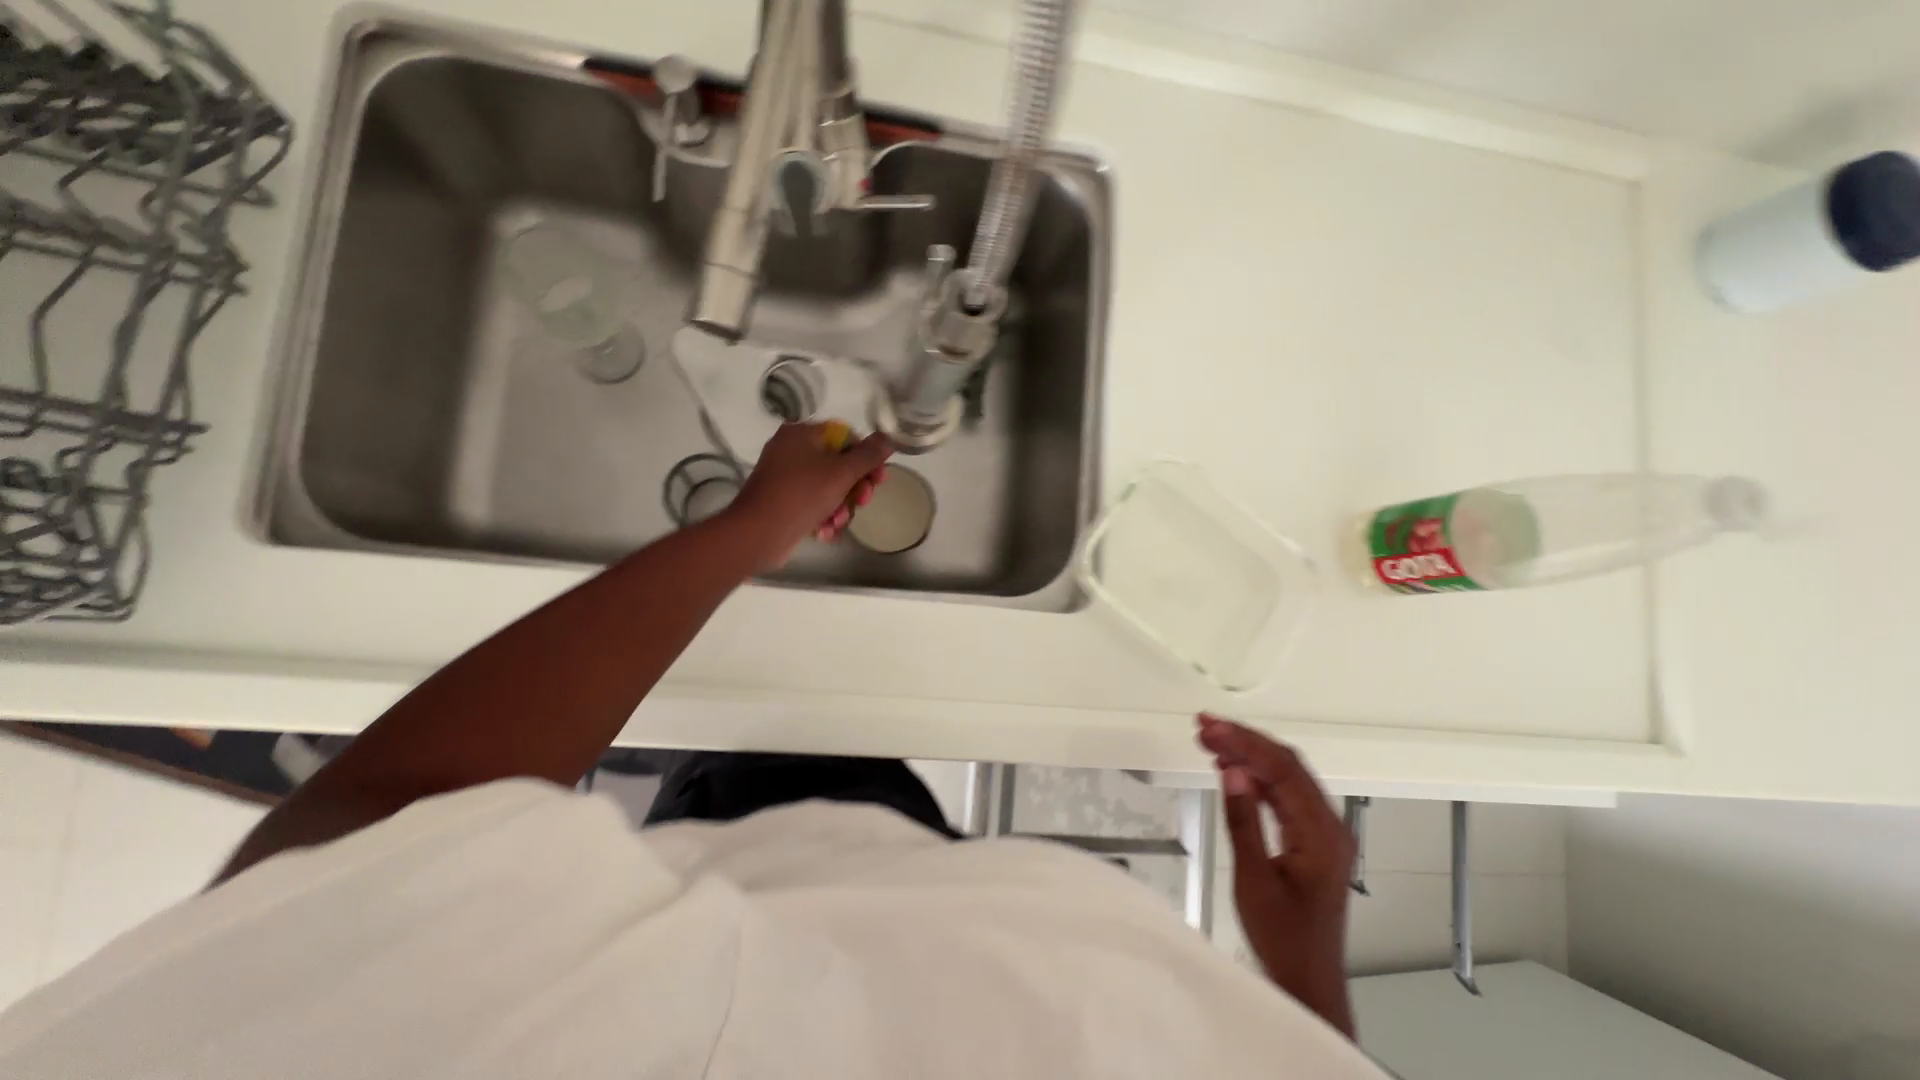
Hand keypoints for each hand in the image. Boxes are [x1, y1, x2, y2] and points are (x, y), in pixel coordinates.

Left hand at [727, 422, 893, 568]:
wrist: (757, 534)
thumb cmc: (801, 495)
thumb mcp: (841, 473)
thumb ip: (868, 455)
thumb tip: (887, 438)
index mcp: (802, 434)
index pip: (845, 436)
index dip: (866, 457)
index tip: (879, 478)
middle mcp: (791, 451)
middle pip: (839, 464)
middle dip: (854, 487)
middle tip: (863, 501)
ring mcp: (785, 478)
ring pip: (829, 488)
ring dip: (841, 507)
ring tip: (837, 521)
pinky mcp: (783, 502)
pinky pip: (813, 503)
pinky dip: (823, 516)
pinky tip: (824, 531)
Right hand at [1196, 713, 1357, 1039]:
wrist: (1308, 981)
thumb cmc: (1281, 937)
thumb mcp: (1253, 880)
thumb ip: (1243, 821)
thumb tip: (1232, 771)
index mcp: (1320, 832)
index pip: (1282, 770)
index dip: (1244, 742)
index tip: (1208, 728)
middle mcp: (1329, 824)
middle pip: (1288, 766)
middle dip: (1245, 740)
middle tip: (1204, 726)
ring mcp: (1324, 832)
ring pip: (1287, 777)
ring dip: (1251, 755)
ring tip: (1211, 739)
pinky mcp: (1314, 840)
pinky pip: (1287, 795)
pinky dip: (1259, 777)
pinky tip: (1233, 770)